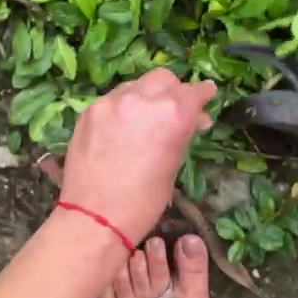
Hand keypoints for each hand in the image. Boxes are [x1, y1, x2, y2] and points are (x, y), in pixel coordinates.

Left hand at [59, 68, 216, 241]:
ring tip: (147, 118)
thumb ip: (182, 134)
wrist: (95, 218)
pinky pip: (113, 99)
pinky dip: (123, 106)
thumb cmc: (143, 202)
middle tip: (176, 109)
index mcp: (171, 114)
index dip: (204, 93)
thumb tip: (193, 119)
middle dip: (174, 91)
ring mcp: (112, 102)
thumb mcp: (173, 165)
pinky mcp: (90, 111)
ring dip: (147, 96)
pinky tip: (123, 126)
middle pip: (164, 80)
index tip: (208, 95)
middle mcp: (142, 99)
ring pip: (136, 85)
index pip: (194, 92)